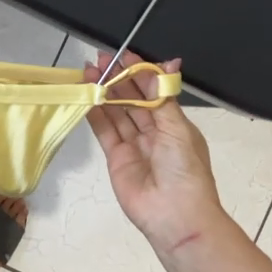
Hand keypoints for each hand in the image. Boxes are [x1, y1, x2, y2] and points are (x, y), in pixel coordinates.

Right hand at [83, 51, 239, 256]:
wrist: (175, 216)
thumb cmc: (185, 170)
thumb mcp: (178, 129)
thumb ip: (163, 97)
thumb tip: (167, 63)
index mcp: (174, 124)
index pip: (153, 92)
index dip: (139, 73)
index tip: (123, 55)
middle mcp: (154, 132)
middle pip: (132, 100)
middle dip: (117, 79)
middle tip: (99, 60)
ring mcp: (134, 146)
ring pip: (116, 112)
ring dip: (104, 92)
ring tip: (87, 72)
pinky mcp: (116, 158)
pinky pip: (104, 131)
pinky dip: (95, 113)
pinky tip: (86, 95)